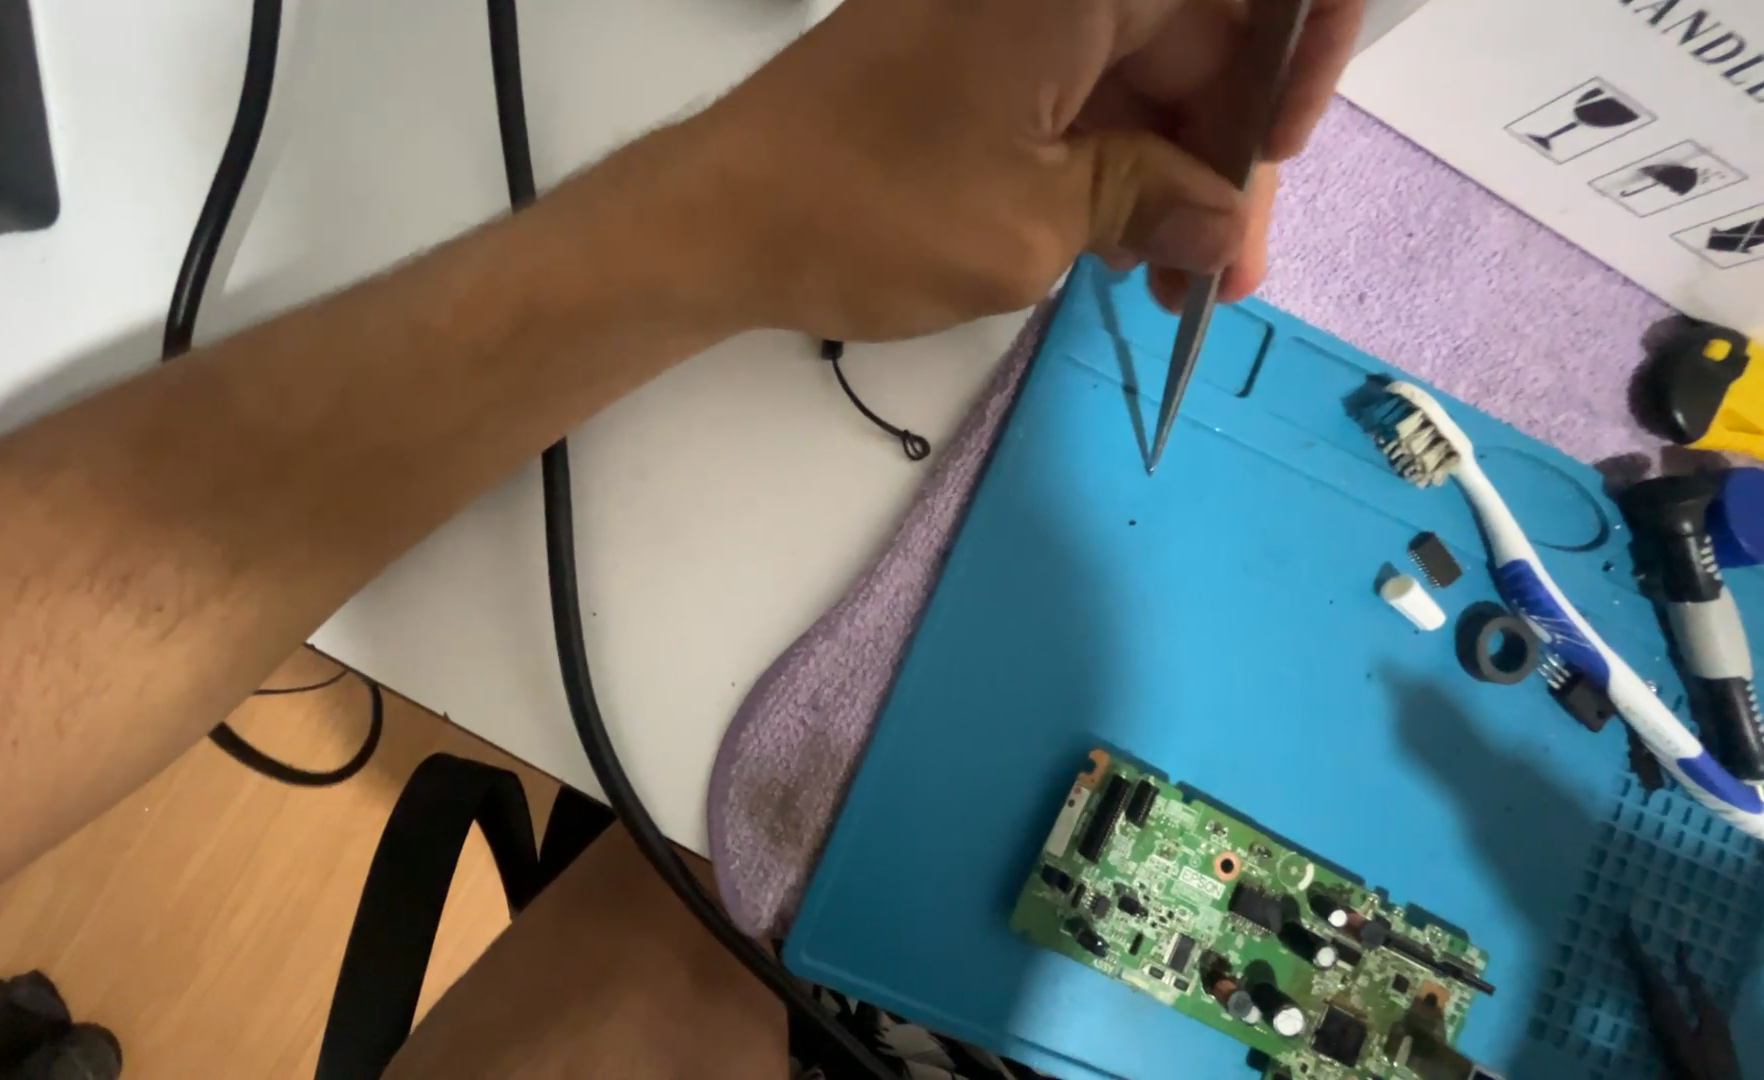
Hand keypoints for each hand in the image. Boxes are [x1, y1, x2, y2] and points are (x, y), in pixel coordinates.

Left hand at [673, 0, 1365, 340]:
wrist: (726, 220)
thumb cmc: (870, 217)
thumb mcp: (1029, 229)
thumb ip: (1145, 208)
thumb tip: (1228, 225)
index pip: (1252, 2)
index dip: (1293, 77)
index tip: (1271, 173)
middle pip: (1194, 45)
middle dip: (1213, 162)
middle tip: (1215, 275)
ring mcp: (1008, 17)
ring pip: (1130, 84)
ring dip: (1156, 180)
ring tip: (1161, 283)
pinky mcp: (970, 63)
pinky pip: (1069, 102)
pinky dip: (1098, 170)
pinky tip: (1108, 247)